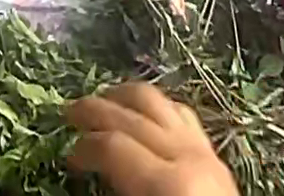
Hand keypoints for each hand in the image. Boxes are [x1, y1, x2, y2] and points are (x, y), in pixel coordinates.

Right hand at [67, 84, 237, 195]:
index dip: (84, 148)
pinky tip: (141, 115)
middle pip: (130, 115)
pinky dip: (155, 108)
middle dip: (94, 110)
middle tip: (68, 114)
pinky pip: (180, 115)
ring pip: (156, 102)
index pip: (113, 145)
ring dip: (122, 97)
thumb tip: (86, 169)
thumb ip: (116, 193)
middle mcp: (186, 156)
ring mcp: (204, 152)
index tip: (68, 157)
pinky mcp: (216, 158)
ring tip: (101, 101)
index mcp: (169, 184)